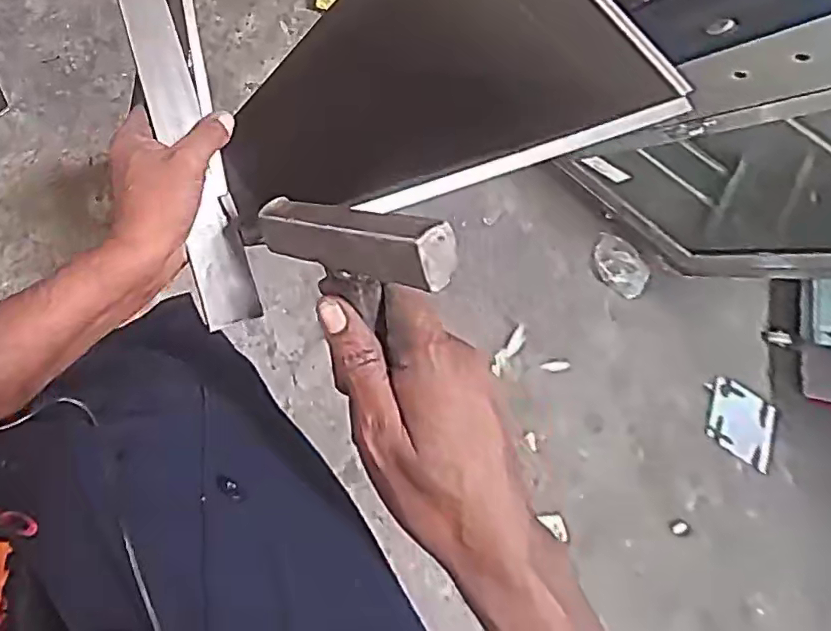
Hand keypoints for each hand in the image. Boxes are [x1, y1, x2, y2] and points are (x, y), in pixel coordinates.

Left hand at [104, 106, 232, 279]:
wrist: (148, 256)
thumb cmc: (152, 213)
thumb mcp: (189, 162)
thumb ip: (208, 135)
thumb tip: (220, 121)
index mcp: (130, 140)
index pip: (152, 109)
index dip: (176, 109)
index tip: (195, 115)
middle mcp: (130, 159)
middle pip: (168, 137)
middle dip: (189, 144)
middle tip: (199, 153)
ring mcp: (139, 182)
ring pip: (174, 163)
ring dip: (190, 170)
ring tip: (196, 179)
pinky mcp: (152, 202)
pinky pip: (177, 187)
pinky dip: (189, 190)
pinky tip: (194, 199)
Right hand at [319, 288, 600, 630]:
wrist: (496, 544)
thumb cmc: (437, 498)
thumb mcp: (377, 430)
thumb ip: (356, 361)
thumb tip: (334, 309)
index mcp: (431, 356)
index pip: (396, 287)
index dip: (361, 290)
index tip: (340, 307)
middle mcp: (460, 354)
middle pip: (401, 315)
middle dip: (371, 339)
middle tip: (359, 388)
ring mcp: (476, 371)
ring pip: (417, 340)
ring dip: (393, 362)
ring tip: (388, 413)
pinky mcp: (482, 388)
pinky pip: (438, 361)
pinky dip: (416, 377)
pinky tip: (413, 419)